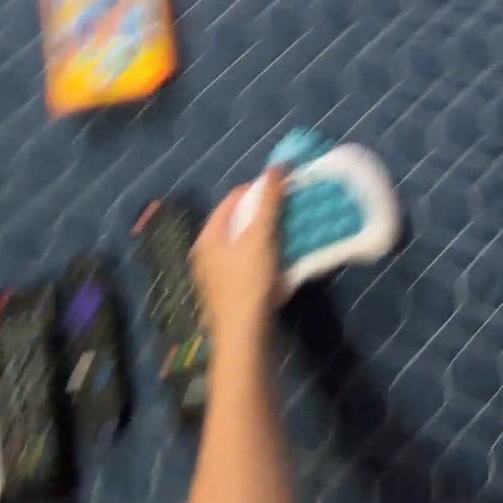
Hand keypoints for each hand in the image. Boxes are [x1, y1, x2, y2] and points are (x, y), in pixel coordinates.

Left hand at [194, 168, 285, 348]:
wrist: (245, 335)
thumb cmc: (249, 280)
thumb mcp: (261, 236)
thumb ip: (269, 201)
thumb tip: (276, 167)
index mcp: (209, 235)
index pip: (235, 196)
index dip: (261, 186)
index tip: (287, 185)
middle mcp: (209, 251)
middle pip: (240, 217)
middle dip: (266, 209)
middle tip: (292, 205)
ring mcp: (219, 271)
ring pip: (247, 239)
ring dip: (269, 230)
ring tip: (293, 226)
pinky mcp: (233, 287)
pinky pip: (252, 257)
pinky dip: (268, 249)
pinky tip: (286, 253)